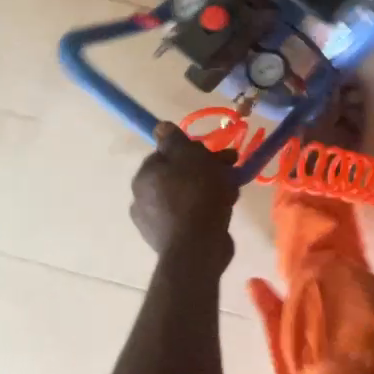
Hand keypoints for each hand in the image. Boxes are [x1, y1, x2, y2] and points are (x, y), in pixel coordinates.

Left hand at [130, 123, 240, 257]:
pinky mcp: (166, 239)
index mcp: (145, 175)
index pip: (168, 153)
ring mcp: (152, 221)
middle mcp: (141, 197)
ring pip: (185, 194)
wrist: (197, 247)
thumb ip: (174, 140)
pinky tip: (221, 211)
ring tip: (231, 192)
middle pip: (178, 173)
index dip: (194, 150)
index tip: (216, 153)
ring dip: (208, 188)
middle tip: (231, 168)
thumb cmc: (197, 194)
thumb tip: (159, 126)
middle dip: (206, 168)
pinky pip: (187, 214)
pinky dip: (203, 209)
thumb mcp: (190, 157)